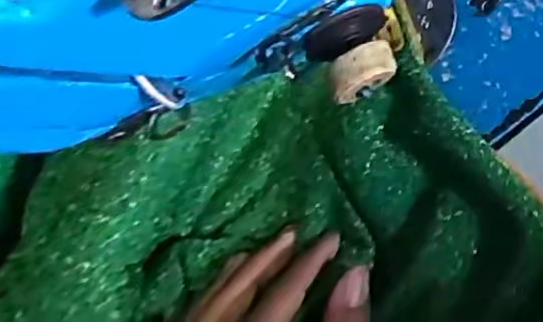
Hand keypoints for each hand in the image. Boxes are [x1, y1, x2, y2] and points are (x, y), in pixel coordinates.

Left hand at [183, 228, 369, 321]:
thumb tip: (357, 270)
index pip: (279, 296)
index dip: (308, 263)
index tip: (333, 236)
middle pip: (233, 299)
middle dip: (264, 262)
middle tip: (294, 231)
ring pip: (202, 310)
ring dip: (234, 277)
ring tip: (257, 250)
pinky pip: (185, 318)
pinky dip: (205, 297)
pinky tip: (220, 285)